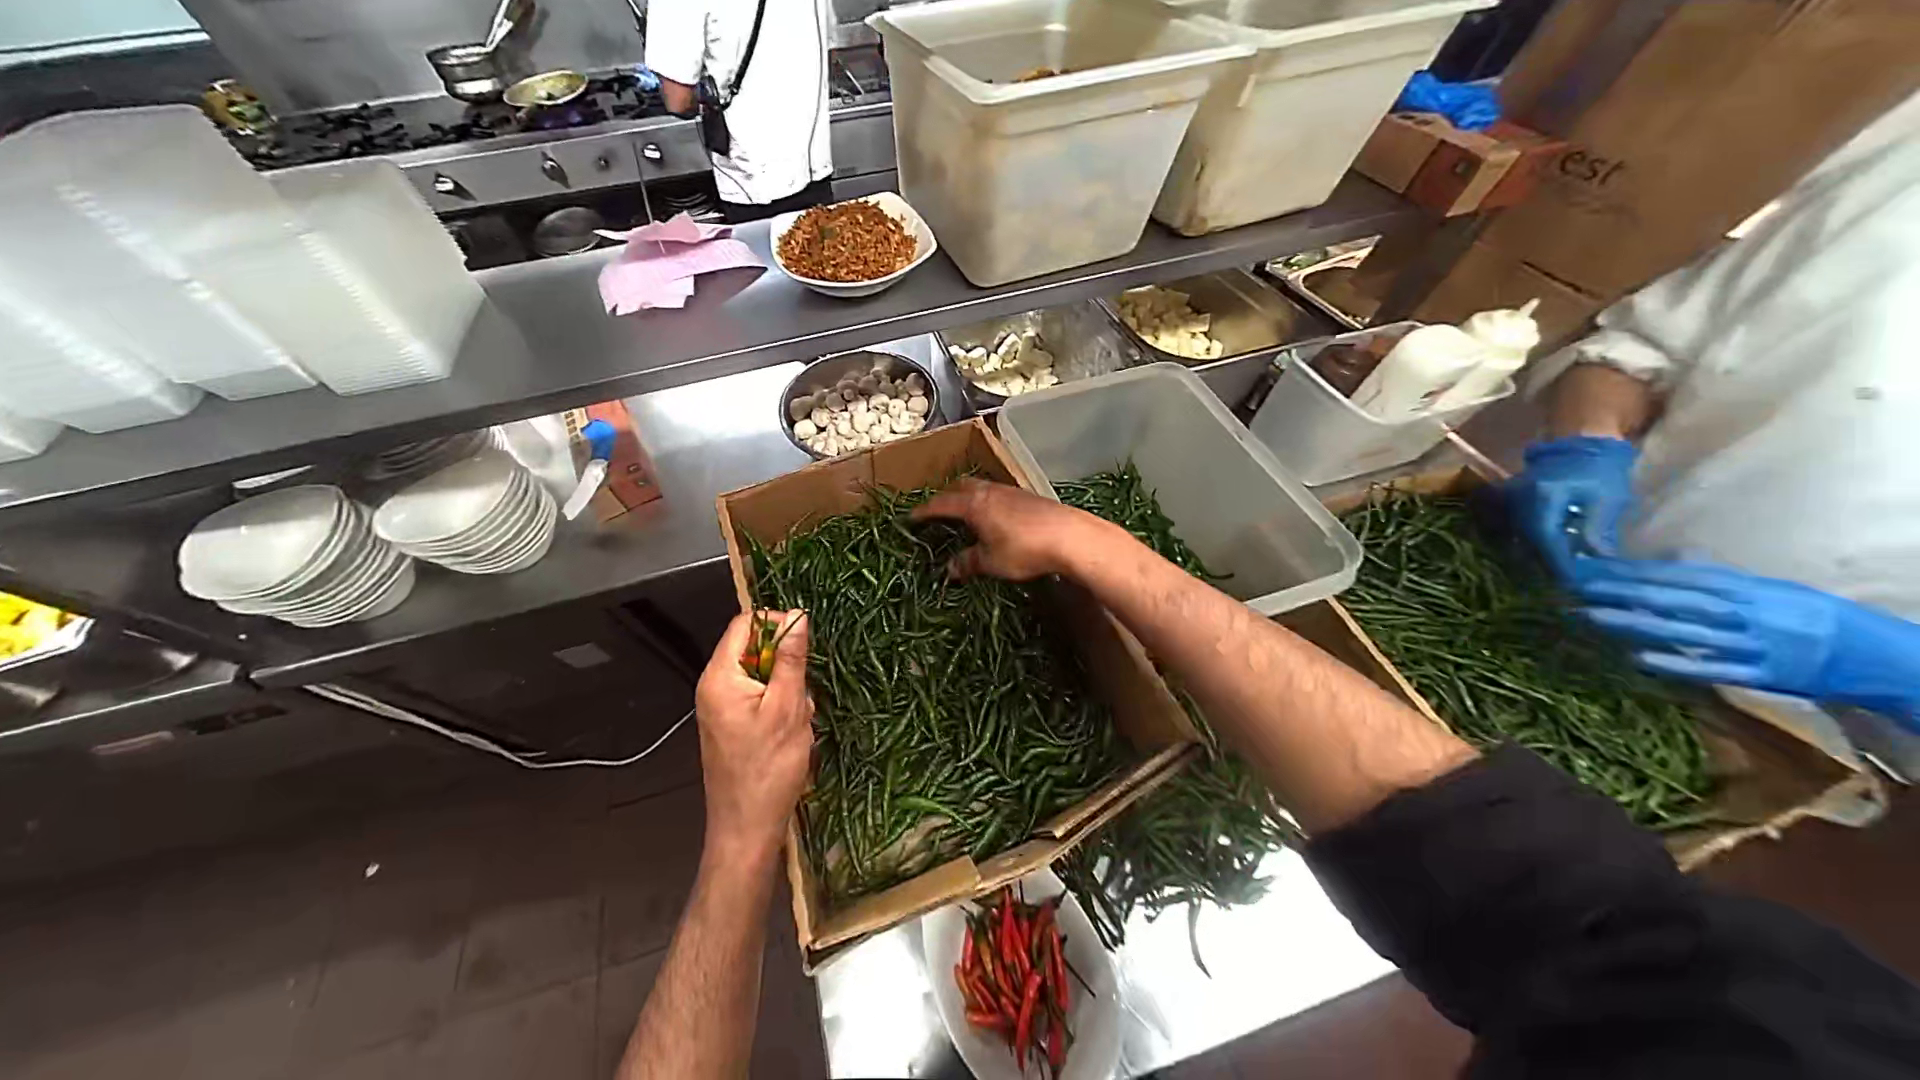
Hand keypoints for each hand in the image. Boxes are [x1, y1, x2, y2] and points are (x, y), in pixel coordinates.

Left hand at [695, 611, 814, 855]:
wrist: (747, 827)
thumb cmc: (768, 769)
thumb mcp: (788, 706)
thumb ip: (792, 658)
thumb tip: (798, 617)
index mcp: (720, 677)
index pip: (745, 624)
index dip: (776, 624)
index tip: (805, 642)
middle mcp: (714, 687)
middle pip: (753, 648)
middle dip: (785, 663)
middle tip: (802, 690)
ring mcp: (722, 707)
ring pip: (762, 674)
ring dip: (787, 688)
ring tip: (797, 717)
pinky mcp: (732, 724)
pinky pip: (759, 697)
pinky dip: (780, 706)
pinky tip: (791, 731)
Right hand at [911, 478, 1110, 580]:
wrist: (1071, 537)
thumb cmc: (1025, 550)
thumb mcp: (991, 562)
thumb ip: (968, 562)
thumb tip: (950, 569)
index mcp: (973, 504)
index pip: (941, 504)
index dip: (925, 511)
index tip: (912, 517)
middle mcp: (990, 491)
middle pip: (960, 487)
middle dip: (946, 497)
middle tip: (938, 511)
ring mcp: (1011, 491)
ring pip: (982, 488)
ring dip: (969, 497)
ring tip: (965, 512)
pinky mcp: (1029, 497)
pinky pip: (999, 494)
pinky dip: (988, 502)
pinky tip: (995, 516)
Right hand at [1505, 435, 1637, 580]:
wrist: (1579, 442)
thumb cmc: (1599, 469)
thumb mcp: (1606, 499)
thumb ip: (1597, 530)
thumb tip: (1597, 560)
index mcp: (1541, 500)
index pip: (1545, 539)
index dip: (1558, 563)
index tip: (1571, 583)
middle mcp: (1518, 503)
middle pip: (1525, 543)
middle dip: (1543, 565)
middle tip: (1561, 584)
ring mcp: (1510, 503)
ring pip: (1517, 539)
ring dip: (1534, 557)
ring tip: (1552, 573)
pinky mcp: (1510, 504)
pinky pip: (1515, 531)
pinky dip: (1528, 545)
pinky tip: (1542, 556)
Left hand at [1573, 557, 1919, 728]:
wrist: (1889, 659)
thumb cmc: (1817, 617)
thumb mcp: (1770, 588)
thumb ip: (1717, 576)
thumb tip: (1671, 556)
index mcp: (1751, 589)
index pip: (1682, 577)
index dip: (1634, 572)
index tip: (1592, 568)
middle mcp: (1751, 614)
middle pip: (1676, 601)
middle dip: (1623, 594)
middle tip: (1574, 589)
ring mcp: (1757, 646)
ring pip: (1685, 632)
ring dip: (1634, 625)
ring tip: (1589, 617)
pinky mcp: (1765, 677)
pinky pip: (1713, 670)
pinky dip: (1677, 664)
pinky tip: (1637, 659)